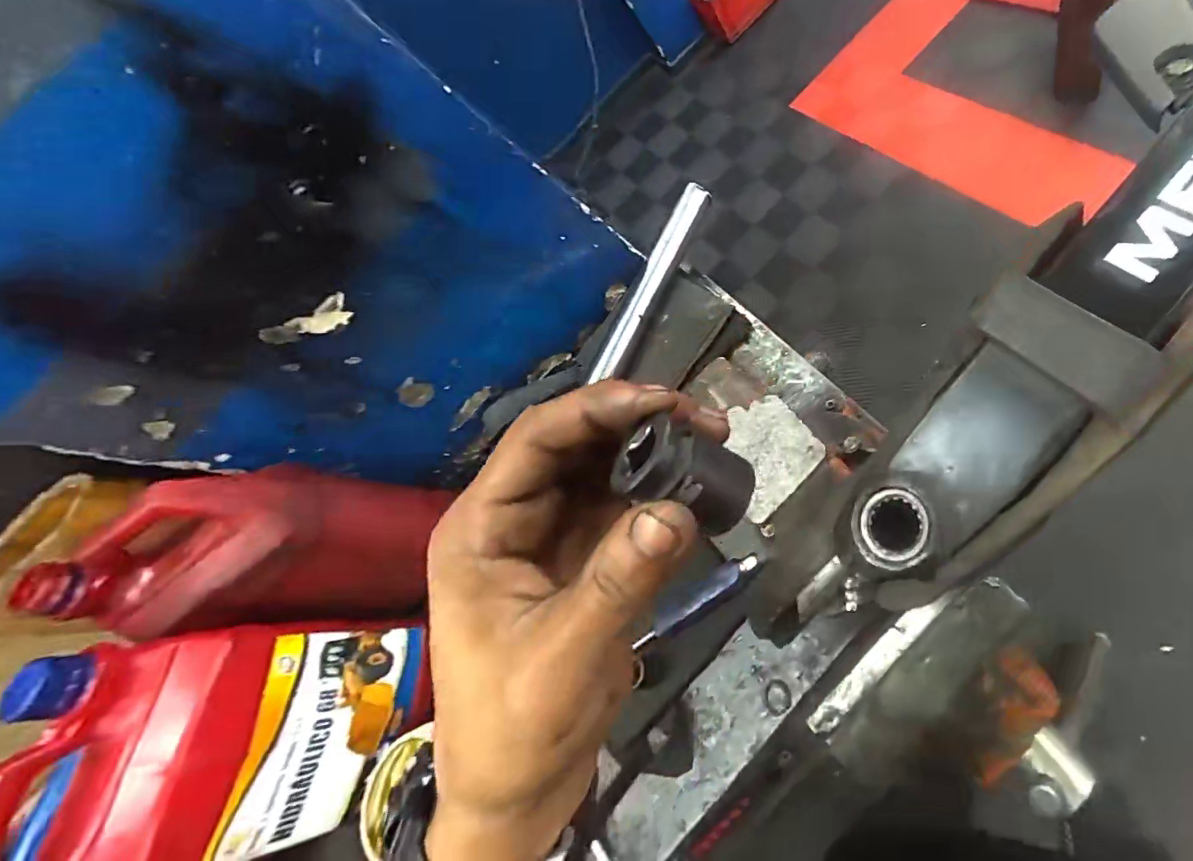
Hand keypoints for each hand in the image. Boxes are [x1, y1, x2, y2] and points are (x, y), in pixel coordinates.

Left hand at [424, 380, 727, 859]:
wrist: (519, 792)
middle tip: (700, 417)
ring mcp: (555, 533)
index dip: (595, 408)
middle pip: (576, 443)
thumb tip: (675, 512)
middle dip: (636, 420)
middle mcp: (517, 516)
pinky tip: (698, 484)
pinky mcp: (588, 554)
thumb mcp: (564, 657)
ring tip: (709, 440)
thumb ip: (619, 582)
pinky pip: (627, 503)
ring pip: (605, 467)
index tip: (659, 400)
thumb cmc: (515, 729)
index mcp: (483, 526)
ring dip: (654, 448)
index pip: (536, 440)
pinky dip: (662, 488)